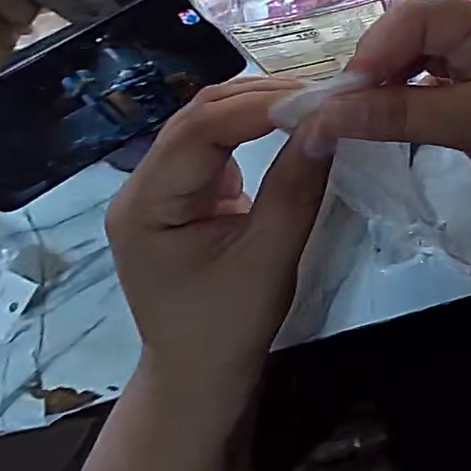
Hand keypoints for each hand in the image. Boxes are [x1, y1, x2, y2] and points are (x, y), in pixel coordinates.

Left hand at [106, 77, 331, 397]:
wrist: (199, 375)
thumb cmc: (228, 328)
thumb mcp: (269, 260)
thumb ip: (295, 188)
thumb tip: (327, 126)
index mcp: (146, 205)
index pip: (199, 131)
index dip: (258, 107)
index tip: (317, 99)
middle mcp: (142, 185)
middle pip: (198, 117)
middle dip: (261, 98)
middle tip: (323, 95)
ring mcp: (161, 185)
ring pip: (207, 122)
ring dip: (259, 107)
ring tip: (312, 103)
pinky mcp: (184, 190)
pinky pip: (216, 142)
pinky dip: (254, 126)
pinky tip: (288, 123)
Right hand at [307, 0, 470, 227]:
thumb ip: (402, 114)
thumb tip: (326, 115)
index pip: (417, 19)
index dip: (377, 48)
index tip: (348, 93)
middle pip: (410, 40)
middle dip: (373, 68)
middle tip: (341, 110)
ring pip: (414, 70)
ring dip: (382, 90)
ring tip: (352, 119)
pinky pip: (425, 99)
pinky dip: (399, 110)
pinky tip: (381, 127)